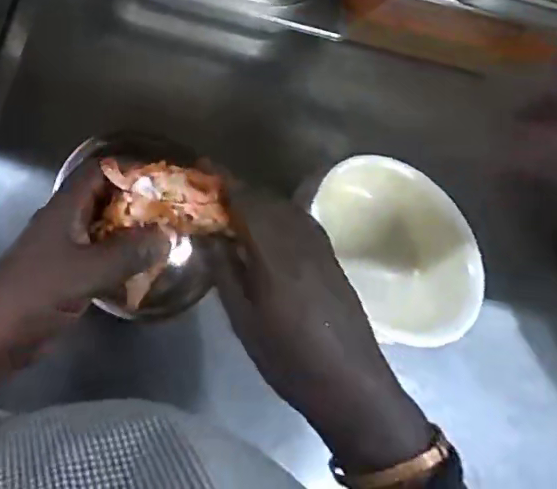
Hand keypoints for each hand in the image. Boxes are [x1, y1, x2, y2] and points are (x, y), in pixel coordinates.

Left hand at [0, 162, 168, 367]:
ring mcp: (63, 248)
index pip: (97, 171)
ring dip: (128, 233)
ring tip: (162, 241)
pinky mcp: (64, 275)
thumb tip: (166, 234)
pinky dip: (118, 260)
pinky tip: (140, 273)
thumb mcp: (86, 271)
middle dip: (134, 203)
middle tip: (168, 214)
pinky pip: (97, 257)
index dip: (126, 170)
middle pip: (102, 199)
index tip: (159, 180)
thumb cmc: (37, 291)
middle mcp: (64, 220)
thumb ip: (126, 253)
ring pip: (101, 229)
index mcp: (65, 207)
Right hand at [206, 182, 432, 474]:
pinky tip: (270, 226)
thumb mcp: (244, 321)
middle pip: (265, 199)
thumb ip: (225, 272)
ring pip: (284, 207)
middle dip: (238, 189)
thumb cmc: (290, 360)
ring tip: (236, 208)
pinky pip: (300, 220)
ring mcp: (320, 248)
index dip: (223, 180)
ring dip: (259, 200)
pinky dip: (279, 212)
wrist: (355, 390)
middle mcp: (299, 241)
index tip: (201, 167)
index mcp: (274, 254)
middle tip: (212, 192)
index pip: (245, 201)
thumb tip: (209, 235)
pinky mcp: (332, 259)